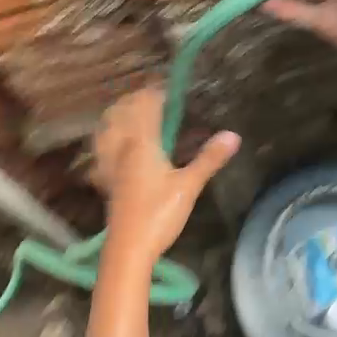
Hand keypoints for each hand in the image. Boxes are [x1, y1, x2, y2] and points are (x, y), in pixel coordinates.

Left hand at [90, 88, 239, 259]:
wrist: (128, 250)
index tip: (166, 86)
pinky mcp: (108, 182)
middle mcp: (122, 149)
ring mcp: (111, 166)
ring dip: (118, 116)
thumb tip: (233, 134)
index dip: (154, 94)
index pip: (145, 108)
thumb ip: (209, 159)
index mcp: (141, 144)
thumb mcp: (189, 186)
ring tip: (129, 112)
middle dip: (135, 100)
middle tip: (151, 96)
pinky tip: (111, 147)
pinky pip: (103, 152)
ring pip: (108, 131)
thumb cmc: (159, 214)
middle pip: (123, 114)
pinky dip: (107, 140)